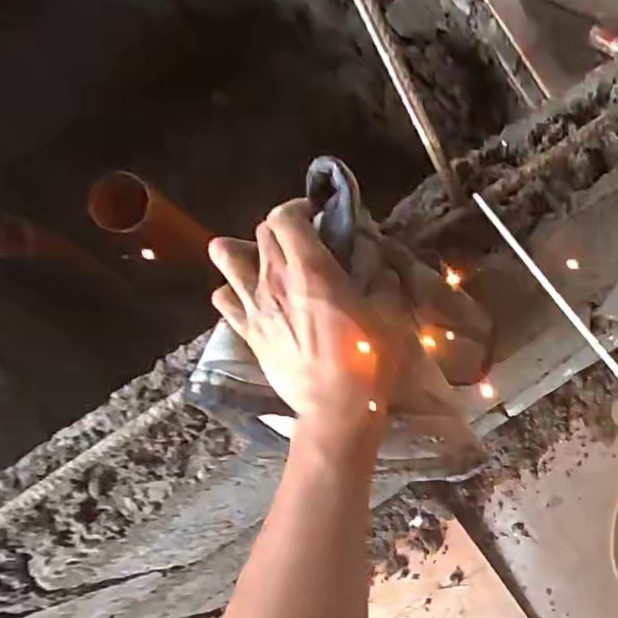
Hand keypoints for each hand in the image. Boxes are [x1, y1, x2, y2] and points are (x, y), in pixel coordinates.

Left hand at [208, 199, 408, 441]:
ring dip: (244, 252)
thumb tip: (378, 263)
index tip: (318, 218)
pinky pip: (224, 299)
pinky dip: (235, 292)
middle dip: (283, 231)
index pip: (286, 216)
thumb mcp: (393, 316)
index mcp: (311, 269)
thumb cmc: (369, 361)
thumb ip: (383, 281)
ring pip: (225, 255)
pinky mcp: (248, 334)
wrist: (337, 408)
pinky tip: (254, 301)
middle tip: (305, 245)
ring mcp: (254, 306)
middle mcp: (274, 279)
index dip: (300, 209)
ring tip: (267, 267)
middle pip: (261, 233)